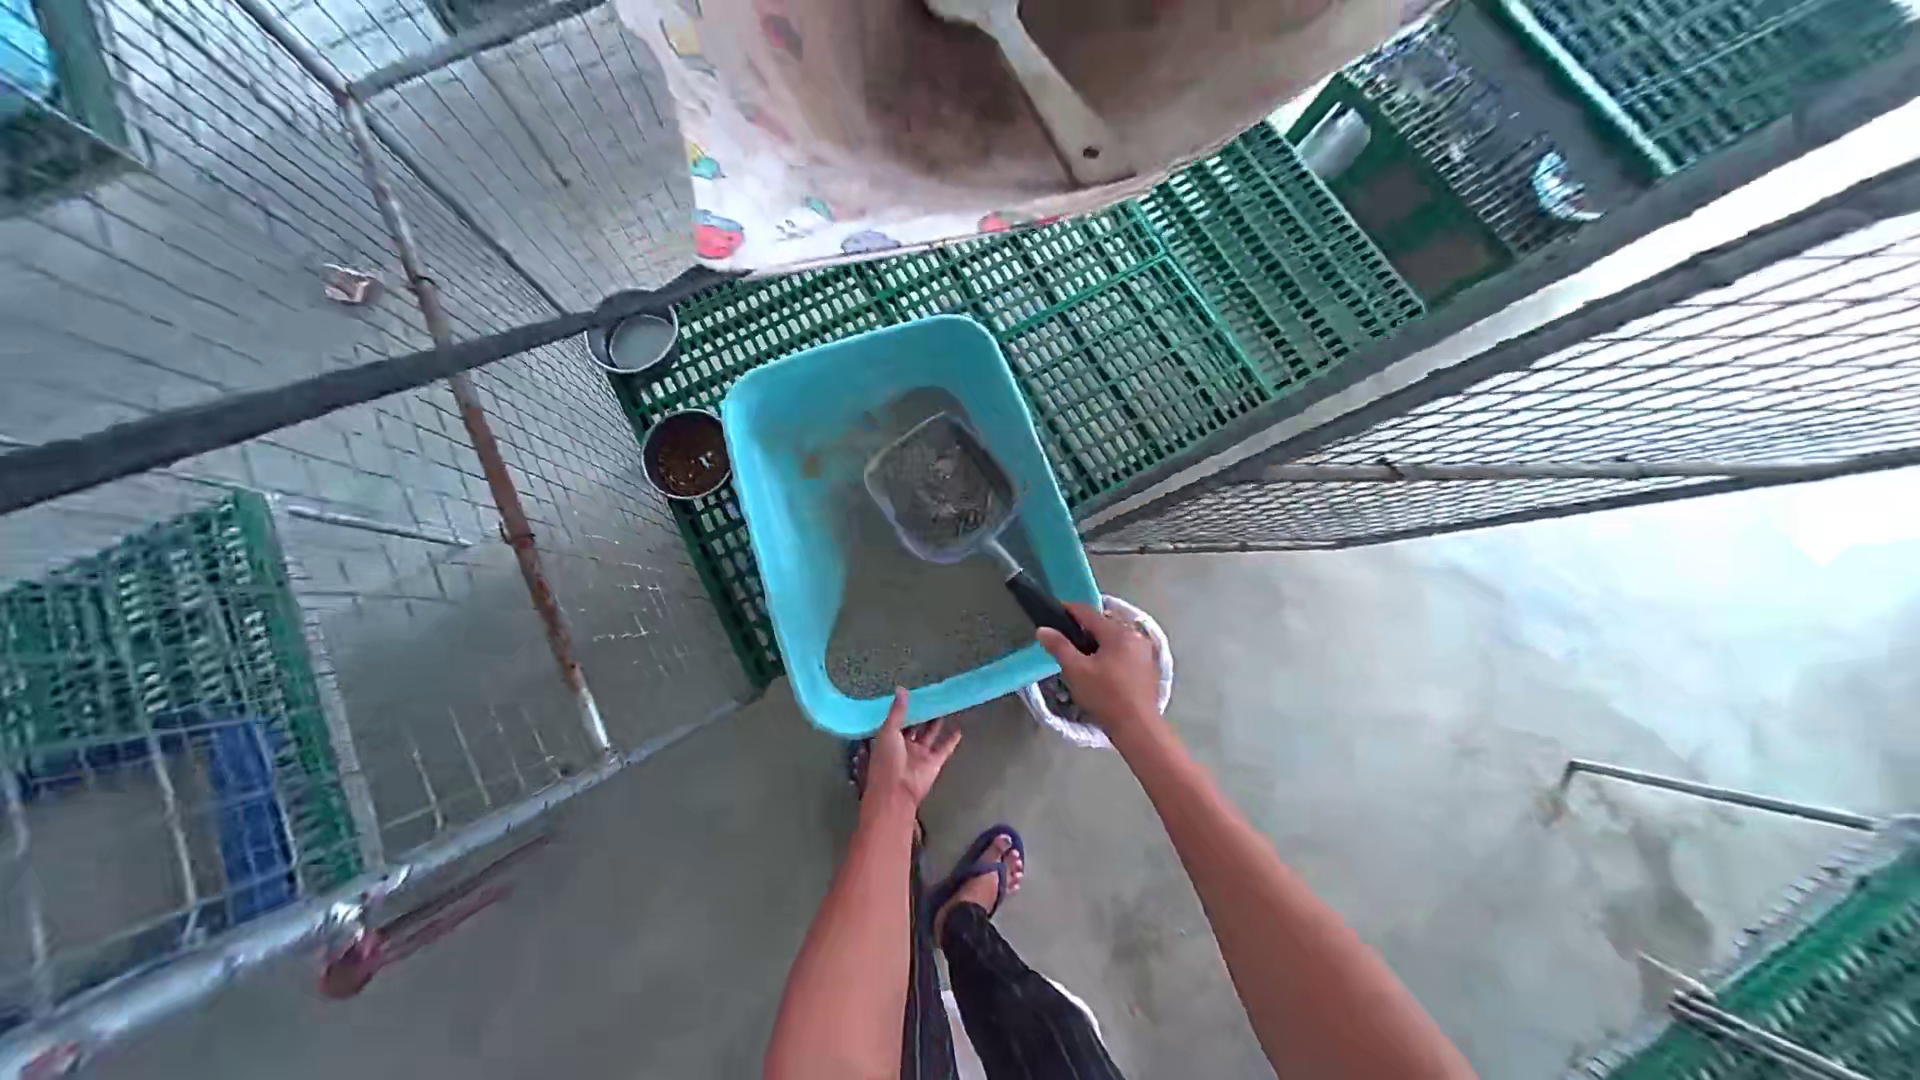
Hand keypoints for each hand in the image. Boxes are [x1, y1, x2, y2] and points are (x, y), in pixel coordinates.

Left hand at [864, 687, 961, 815]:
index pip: (899, 720)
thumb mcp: (888, 732)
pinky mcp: (934, 762)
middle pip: (917, 726)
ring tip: (947, 706)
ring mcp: (921, 754)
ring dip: (938, 723)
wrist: (897, 792)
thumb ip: (897, 711)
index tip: (915, 693)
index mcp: (891, 738)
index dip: (906, 708)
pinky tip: (959, 728)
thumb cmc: (887, 760)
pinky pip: (945, 747)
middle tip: (934, 696)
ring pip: (931, 734)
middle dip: (923, 714)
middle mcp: (906, 745)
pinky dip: (952, 739)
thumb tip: (901, 688)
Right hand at [1036, 601, 1163, 740]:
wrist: (1138, 728)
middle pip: (1104, 624)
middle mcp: (1136, 636)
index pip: (1089, 613)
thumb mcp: (1076, 670)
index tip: (1056, 611)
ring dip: (1099, 642)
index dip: (1070, 610)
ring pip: (1116, 638)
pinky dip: (1112, 653)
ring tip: (1082, 655)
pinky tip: (1102, 668)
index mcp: (1118, 633)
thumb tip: (1043, 630)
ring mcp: (1145, 653)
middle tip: (1067, 639)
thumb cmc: (1105, 696)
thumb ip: (1059, 647)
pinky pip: (1126, 651)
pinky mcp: (1149, 668)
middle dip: (1085, 628)